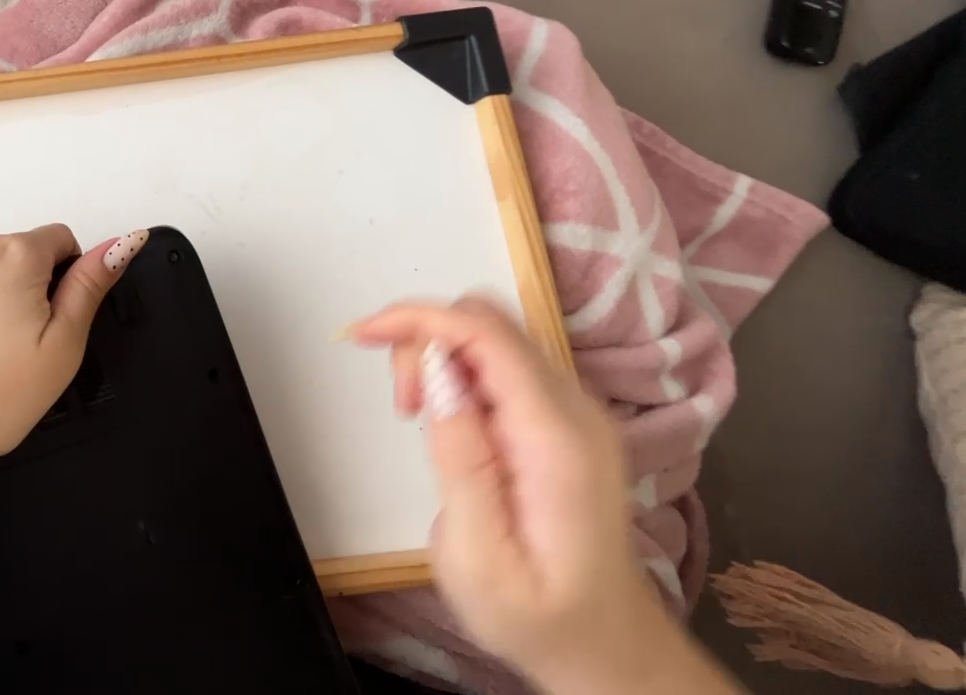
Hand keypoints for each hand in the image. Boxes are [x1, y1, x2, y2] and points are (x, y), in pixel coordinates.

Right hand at [349, 296, 679, 687]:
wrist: (605, 646)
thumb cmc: (536, 615)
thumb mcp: (479, 554)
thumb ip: (461, 457)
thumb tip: (436, 372)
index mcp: (556, 439)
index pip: (486, 334)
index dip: (416, 319)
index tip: (361, 336)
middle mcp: (574, 409)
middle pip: (486, 321)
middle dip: (422, 338)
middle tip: (401, 404)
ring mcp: (571, 409)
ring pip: (488, 333)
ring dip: (433, 354)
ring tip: (415, 415)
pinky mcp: (557, 415)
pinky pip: (496, 359)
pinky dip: (451, 368)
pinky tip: (440, 415)